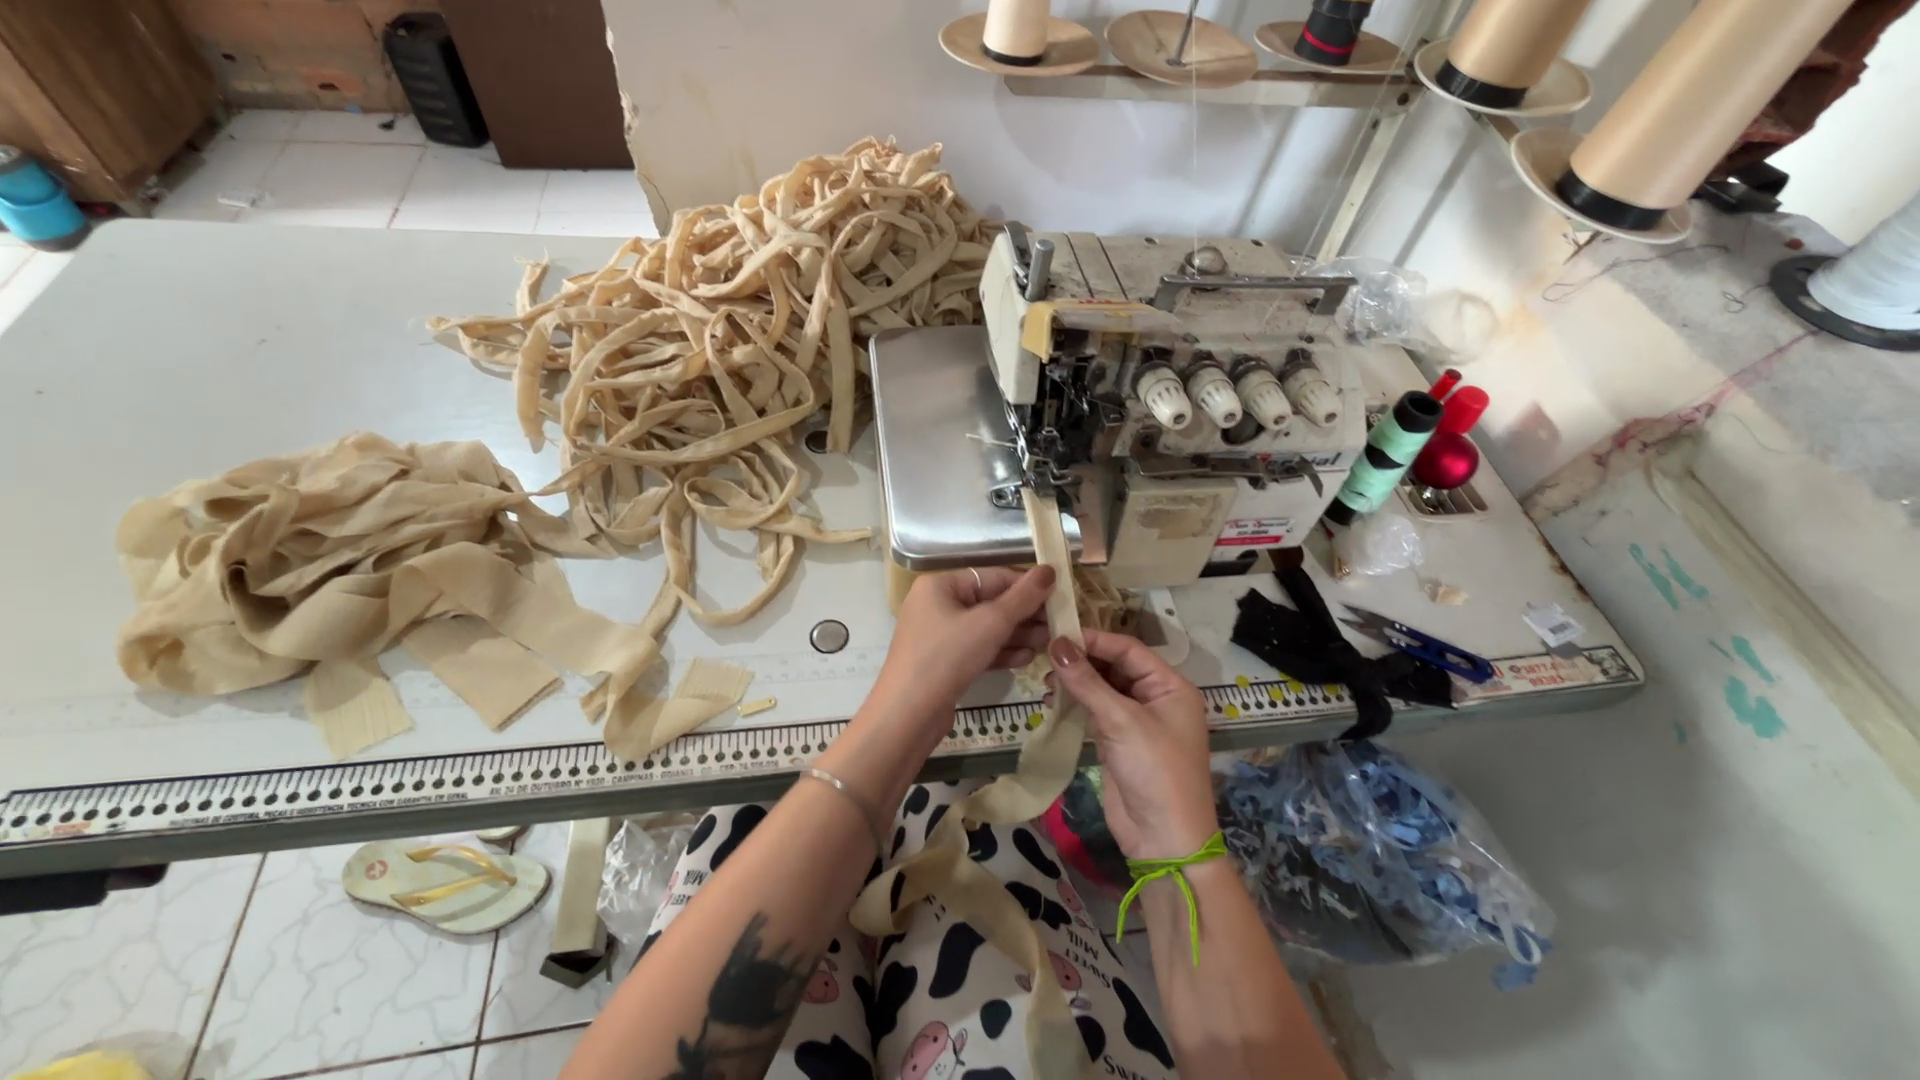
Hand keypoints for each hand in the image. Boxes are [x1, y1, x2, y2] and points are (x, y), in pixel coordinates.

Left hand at [869, 566, 1055, 734]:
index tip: (1058, 597)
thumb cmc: (947, 657)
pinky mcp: (943, 664)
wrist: (908, 715)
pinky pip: (977, 650)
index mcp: (940, 585)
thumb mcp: (990, 623)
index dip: (1026, 586)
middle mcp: (936, 606)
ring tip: (1047, 642)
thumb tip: (1049, 570)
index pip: (992, 577)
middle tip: (1057, 624)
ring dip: (1017, 635)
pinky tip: (1026, 659)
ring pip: (985, 629)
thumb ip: (1023, 597)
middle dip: (1024, 614)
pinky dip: (1000, 653)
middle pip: (989, 603)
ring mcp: (938, 636)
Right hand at [1048, 630, 1216, 859]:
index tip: (1058, 633)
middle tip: (1045, 657)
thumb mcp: (1121, 721)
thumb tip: (1058, 645)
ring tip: (1045, 681)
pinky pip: (1095, 713)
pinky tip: (1052, 701)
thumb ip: (1088, 682)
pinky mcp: (1118, 742)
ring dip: (1076, 683)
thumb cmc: (1155, 769)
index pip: (1129, 650)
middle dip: (1082, 661)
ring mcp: (1137, 722)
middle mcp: (1156, 698)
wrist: (1165, 837)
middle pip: (1115, 667)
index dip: (1095, 640)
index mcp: (1170, 686)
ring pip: (1102, 690)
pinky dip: (1075, 705)